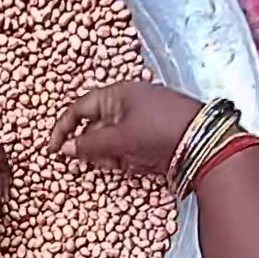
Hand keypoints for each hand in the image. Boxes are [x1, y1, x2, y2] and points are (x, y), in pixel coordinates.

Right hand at [46, 81, 202, 175]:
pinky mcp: (151, 137)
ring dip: (111, 155)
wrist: (204, 144)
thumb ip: (88, 145)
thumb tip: (64, 150)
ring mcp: (140, 120)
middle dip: (94, 147)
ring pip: (110, 141)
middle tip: (102, 161)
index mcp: (117, 93)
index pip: (79, 109)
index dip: (63, 129)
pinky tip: (139, 164)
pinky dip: (127, 159)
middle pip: (94, 127)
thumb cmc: (158, 132)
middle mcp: (127, 103)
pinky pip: (127, 149)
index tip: (54, 150)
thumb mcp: (118, 139)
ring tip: (125, 163)